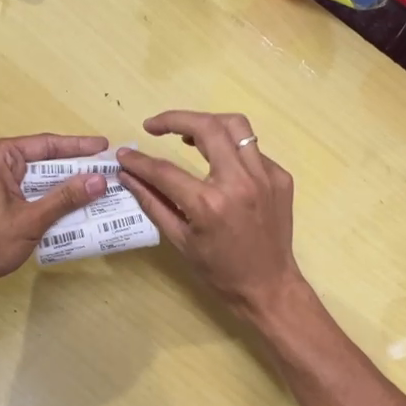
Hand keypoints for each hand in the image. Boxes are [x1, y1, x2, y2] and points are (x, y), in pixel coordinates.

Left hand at [0, 133, 109, 292]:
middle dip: (73, 168)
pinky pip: (26, 193)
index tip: (103, 147)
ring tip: (95, 189)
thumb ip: (65, 198)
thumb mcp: (31, 219)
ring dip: (62, 187)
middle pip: (41, 160)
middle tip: (105, 170)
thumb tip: (98, 180)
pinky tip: (70, 207)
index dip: (78, 146)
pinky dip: (47, 199)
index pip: (45, 144)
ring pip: (35, 179)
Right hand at [116, 111, 306, 318]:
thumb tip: (128, 176)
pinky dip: (231, 150)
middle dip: (175, 119)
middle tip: (154, 126)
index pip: (165, 170)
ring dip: (207, 124)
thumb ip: (153, 203)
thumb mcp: (180, 240)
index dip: (139, 160)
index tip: (124, 154)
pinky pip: (252, 150)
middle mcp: (239, 182)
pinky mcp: (280, 177)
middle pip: (206, 127)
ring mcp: (265, 176)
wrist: (269, 286)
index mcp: (209, 204)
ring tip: (187, 135)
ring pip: (236, 126)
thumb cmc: (220, 271)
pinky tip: (219, 164)